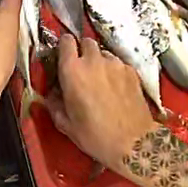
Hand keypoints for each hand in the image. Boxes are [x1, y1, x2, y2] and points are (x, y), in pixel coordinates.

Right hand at [48, 34, 160, 171]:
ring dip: (99, 61)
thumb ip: (54, 104)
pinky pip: (119, 64)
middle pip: (86, 42)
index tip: (63, 54)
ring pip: (104, 53)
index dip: (64, 46)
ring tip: (100, 80)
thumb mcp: (66, 124)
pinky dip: (114, 71)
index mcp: (72, 71)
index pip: (65, 41)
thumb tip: (52, 95)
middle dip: (82, 51)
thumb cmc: (97, 136)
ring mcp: (115, 65)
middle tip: (81, 68)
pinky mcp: (132, 72)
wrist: (135, 145)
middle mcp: (93, 61)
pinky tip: (115, 87)